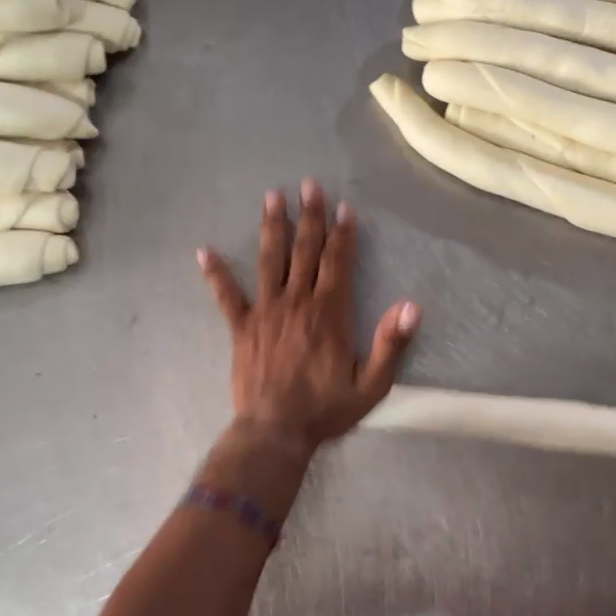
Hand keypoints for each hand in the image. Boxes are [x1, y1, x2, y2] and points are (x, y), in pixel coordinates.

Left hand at [199, 179, 419, 452]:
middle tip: (309, 184)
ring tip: (272, 197)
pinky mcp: (241, 328)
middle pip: (304, 251)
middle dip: (309, 216)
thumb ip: (391, 344)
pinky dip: (215, 273)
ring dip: (272, 227)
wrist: (275, 431)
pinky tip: (203, 251)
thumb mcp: (371, 384)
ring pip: (269, 261)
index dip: (342, 234)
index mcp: (329, 313)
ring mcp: (265, 312)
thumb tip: (412, 306)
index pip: (337, 263)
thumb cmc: (326, 409)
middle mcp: (297, 303)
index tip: (344, 207)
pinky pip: (227, 296)